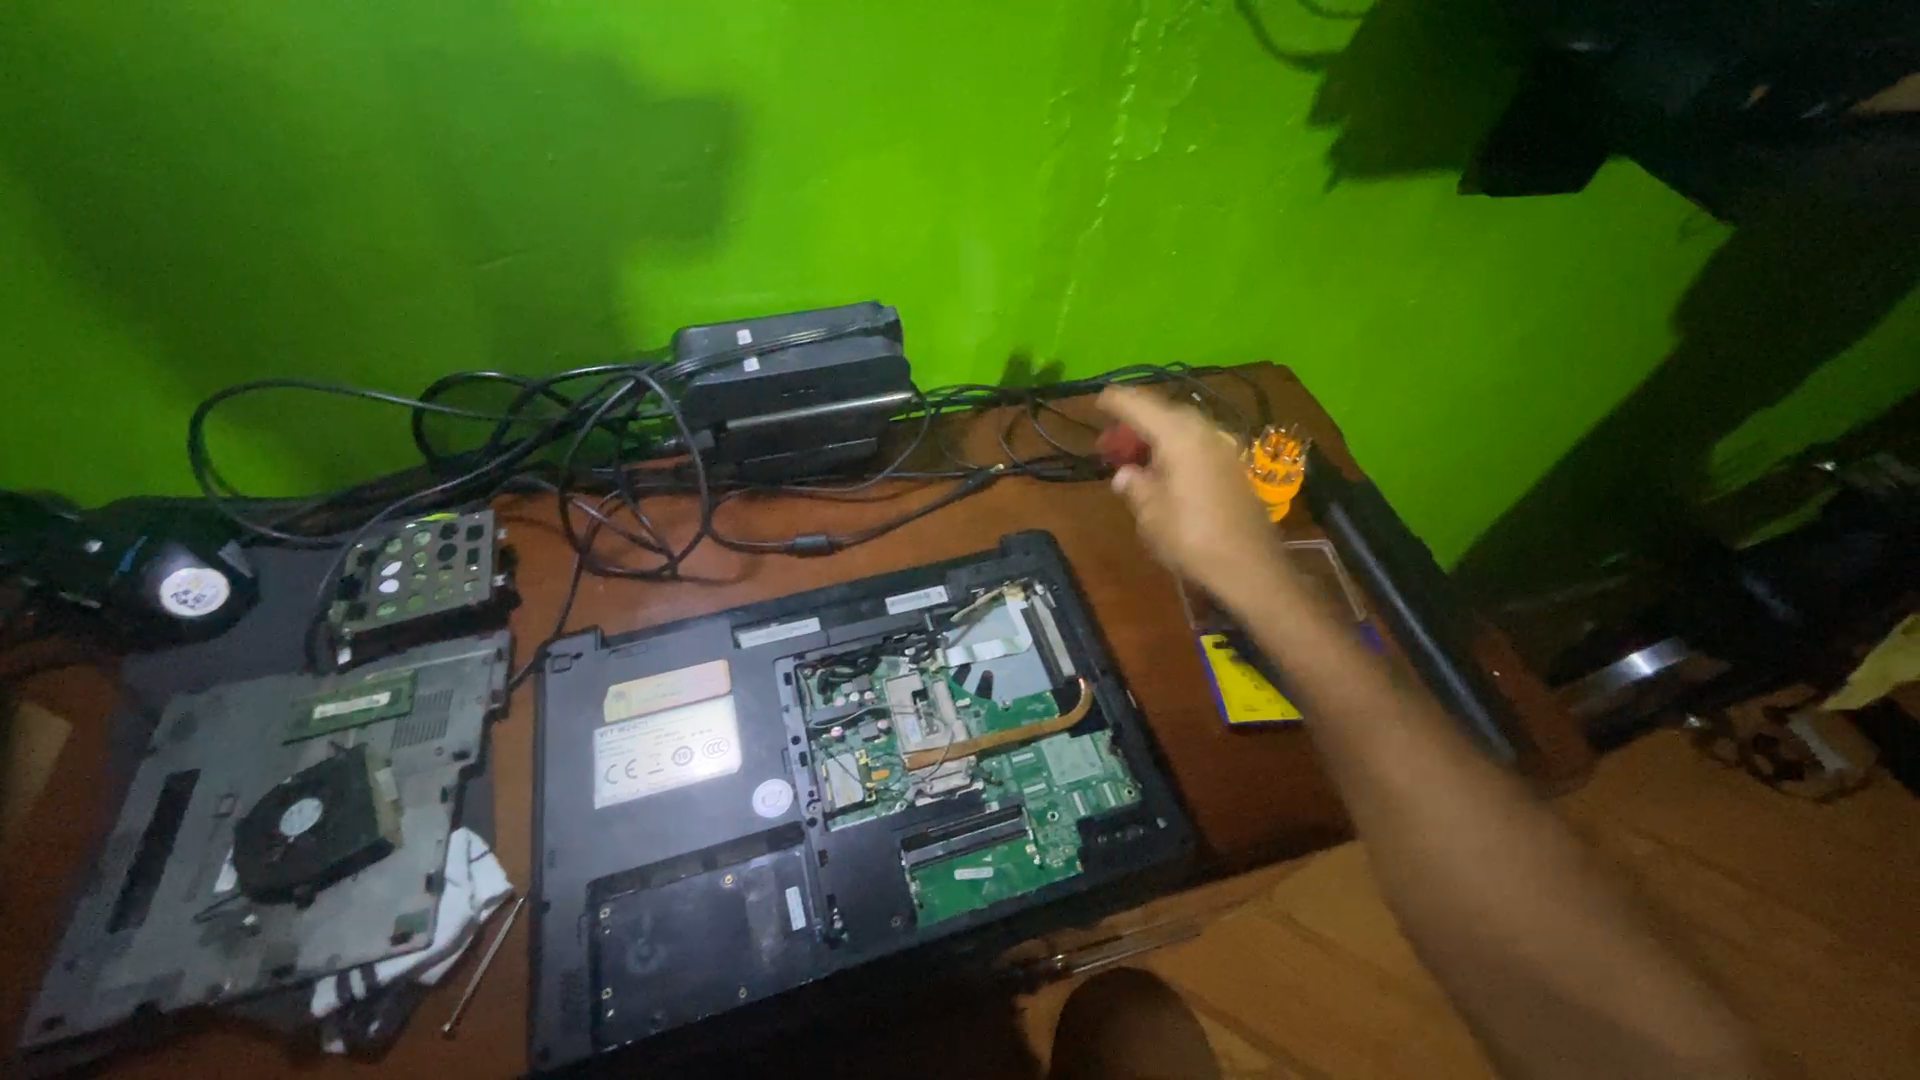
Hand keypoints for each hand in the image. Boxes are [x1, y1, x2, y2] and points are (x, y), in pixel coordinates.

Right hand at [1096, 385, 1282, 595]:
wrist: (1249, 567)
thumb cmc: (1192, 539)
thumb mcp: (1151, 515)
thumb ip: (1135, 486)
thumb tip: (1125, 474)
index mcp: (1178, 437)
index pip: (1140, 405)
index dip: (1116, 401)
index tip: (1097, 400)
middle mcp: (1203, 433)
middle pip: (1163, 412)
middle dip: (1134, 422)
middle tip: (1109, 441)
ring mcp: (1222, 449)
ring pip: (1181, 428)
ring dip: (1154, 436)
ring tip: (1132, 456)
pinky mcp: (1232, 467)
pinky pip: (1195, 444)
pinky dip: (1172, 449)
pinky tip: (1161, 470)